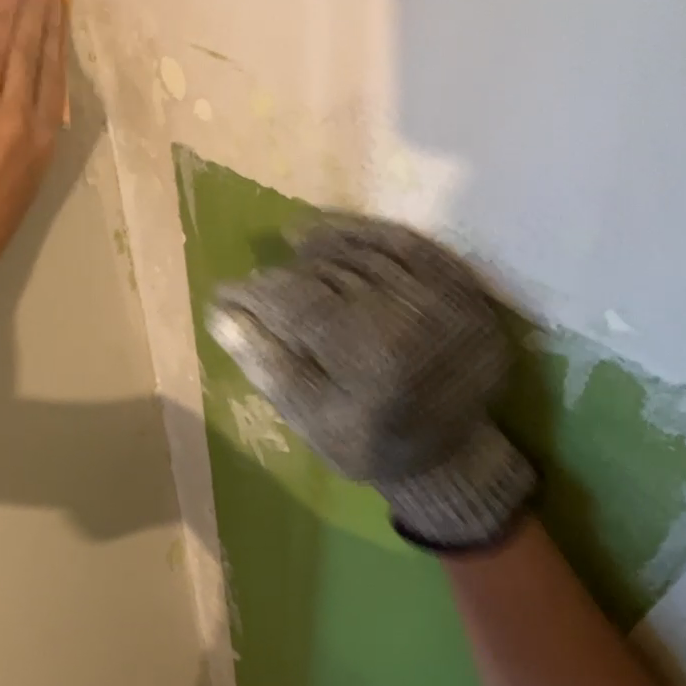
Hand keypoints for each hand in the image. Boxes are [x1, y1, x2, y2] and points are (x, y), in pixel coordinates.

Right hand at [207, 216, 535, 546]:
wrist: (447, 453)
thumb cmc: (368, 443)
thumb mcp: (309, 419)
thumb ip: (267, 365)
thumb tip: (221, 315)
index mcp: (371, 363)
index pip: (299, 307)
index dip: (256, 293)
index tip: (225, 291)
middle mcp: (411, 323)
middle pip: (332, 277)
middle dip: (286, 274)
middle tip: (256, 280)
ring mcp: (444, 302)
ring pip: (368, 255)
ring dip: (325, 244)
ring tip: (292, 243)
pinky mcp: (464, 291)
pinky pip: (412, 246)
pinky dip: (371, 234)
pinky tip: (340, 233)